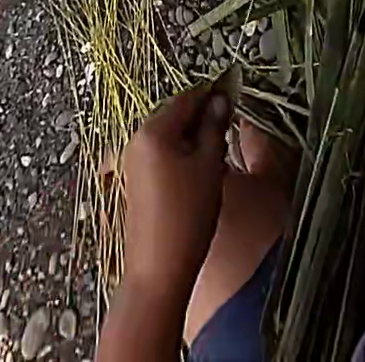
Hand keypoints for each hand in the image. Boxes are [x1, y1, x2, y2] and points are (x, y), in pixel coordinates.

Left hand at [120, 85, 232, 295]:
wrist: (158, 268)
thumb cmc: (187, 215)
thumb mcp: (209, 166)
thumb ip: (214, 128)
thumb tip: (220, 100)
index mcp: (153, 130)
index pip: (185, 99)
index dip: (210, 95)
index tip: (231, 96)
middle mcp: (137, 138)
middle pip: (174, 115)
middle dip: (201, 119)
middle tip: (227, 130)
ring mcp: (133, 159)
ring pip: (168, 135)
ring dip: (192, 138)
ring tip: (216, 156)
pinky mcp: (136, 178)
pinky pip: (160, 153)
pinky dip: (180, 154)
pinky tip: (198, 173)